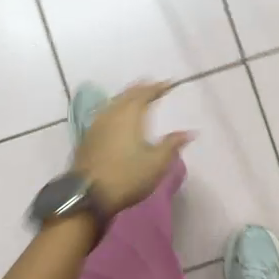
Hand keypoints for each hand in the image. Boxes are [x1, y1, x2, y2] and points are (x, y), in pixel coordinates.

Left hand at [73, 82, 193, 214]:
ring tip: (137, 98)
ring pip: (114, 103)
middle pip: (127, 94)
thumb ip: (173, 145)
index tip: (169, 84)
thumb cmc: (127, 177)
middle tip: (154, 87)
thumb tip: (190, 132)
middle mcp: (111, 114)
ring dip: (127, 97)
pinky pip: (105, 113)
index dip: (157, 87)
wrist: (88, 195)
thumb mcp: (157, 163)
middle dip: (141, 89)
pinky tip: (118, 116)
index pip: (145, 94)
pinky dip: (116, 108)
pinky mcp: (88, 137)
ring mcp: (96, 124)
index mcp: (129, 115)